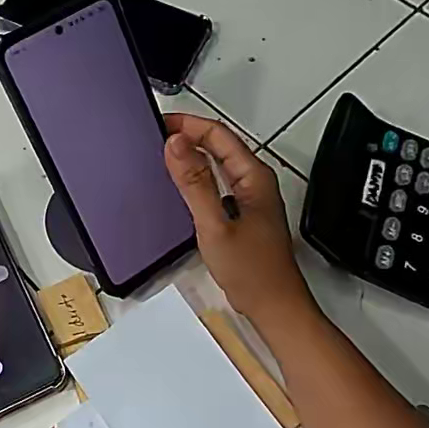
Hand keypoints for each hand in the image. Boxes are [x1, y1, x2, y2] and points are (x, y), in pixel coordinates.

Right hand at [162, 112, 317, 332]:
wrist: (272, 304)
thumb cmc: (253, 270)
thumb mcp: (215, 224)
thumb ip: (194, 183)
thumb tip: (176, 145)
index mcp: (253, 178)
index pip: (218, 135)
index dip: (188, 124)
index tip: (161, 123)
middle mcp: (253, 183)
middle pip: (218, 145)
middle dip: (187, 135)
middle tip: (157, 133)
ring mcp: (247, 199)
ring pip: (216, 164)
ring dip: (190, 155)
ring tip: (163, 153)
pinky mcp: (239, 215)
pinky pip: (214, 184)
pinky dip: (194, 178)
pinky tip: (179, 186)